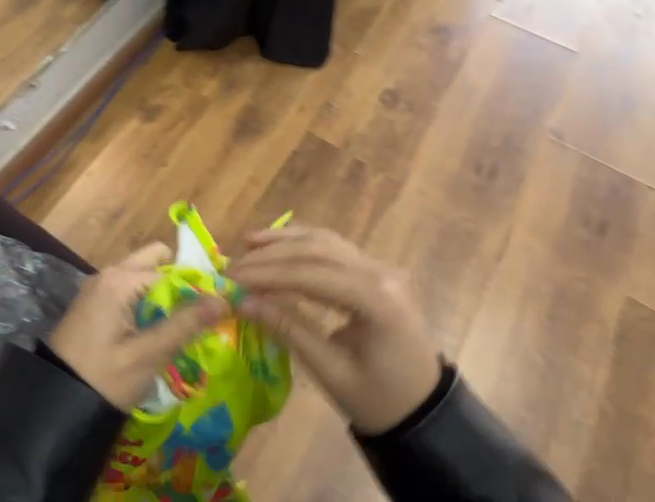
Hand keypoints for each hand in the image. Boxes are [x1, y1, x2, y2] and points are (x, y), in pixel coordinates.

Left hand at [45, 242, 228, 410]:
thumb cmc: (105, 378)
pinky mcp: (94, 304)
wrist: (55, 401)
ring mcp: (98, 287)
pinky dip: (145, 303)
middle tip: (197, 315)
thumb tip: (223, 299)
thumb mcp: (148, 355)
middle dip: (179, 282)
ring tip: (182, 326)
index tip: (216, 310)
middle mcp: (109, 273)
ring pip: (142, 277)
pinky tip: (157, 332)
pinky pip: (128, 291)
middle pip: (154, 261)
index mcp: (120, 280)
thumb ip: (185, 324)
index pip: (171, 270)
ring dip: (163, 295)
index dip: (196, 287)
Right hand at [227, 226, 441, 434]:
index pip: (311, 273)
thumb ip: (288, 328)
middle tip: (232, 266)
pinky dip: (302, 244)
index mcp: (376, 299)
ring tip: (247, 244)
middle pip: (316, 250)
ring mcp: (380, 268)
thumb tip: (243, 301)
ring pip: (324, 240)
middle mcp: (380, 272)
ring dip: (284, 241)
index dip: (267, 273)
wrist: (423, 413)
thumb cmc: (378, 400)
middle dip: (270, 255)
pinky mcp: (374, 272)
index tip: (231, 279)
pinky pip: (333, 248)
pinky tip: (277, 245)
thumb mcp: (330, 371)